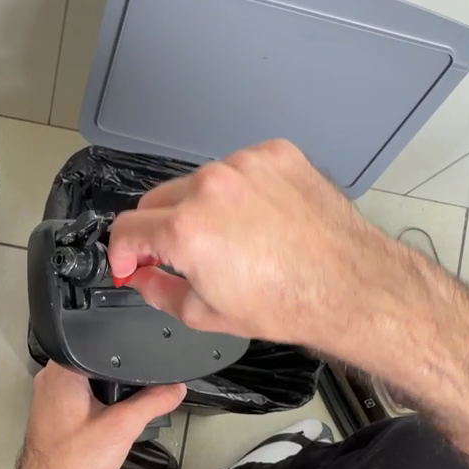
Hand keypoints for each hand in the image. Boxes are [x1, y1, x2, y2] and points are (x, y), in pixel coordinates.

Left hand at [14, 364, 184, 468]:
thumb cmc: (77, 460)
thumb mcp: (123, 427)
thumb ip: (153, 402)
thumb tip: (177, 387)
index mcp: (61, 370)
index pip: (98, 343)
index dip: (126, 349)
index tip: (148, 357)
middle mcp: (49, 377)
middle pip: (95, 361)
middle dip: (120, 374)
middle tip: (142, 384)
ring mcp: (48, 395)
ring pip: (88, 380)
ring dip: (109, 390)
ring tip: (129, 400)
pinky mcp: (52, 412)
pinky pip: (80, 396)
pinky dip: (97, 402)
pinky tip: (110, 415)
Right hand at [107, 139, 446, 370]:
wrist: (347, 285)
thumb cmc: (286, 302)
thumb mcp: (204, 314)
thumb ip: (157, 291)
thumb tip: (141, 277)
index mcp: (186, 229)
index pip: (125, 229)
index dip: (121, 253)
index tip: (129, 264)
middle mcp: (211, 187)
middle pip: (155, 201)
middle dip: (157, 232)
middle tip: (177, 258)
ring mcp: (245, 165)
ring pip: (196, 182)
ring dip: (198, 209)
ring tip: (229, 240)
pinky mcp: (275, 154)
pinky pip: (236, 169)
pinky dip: (236, 192)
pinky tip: (255, 220)